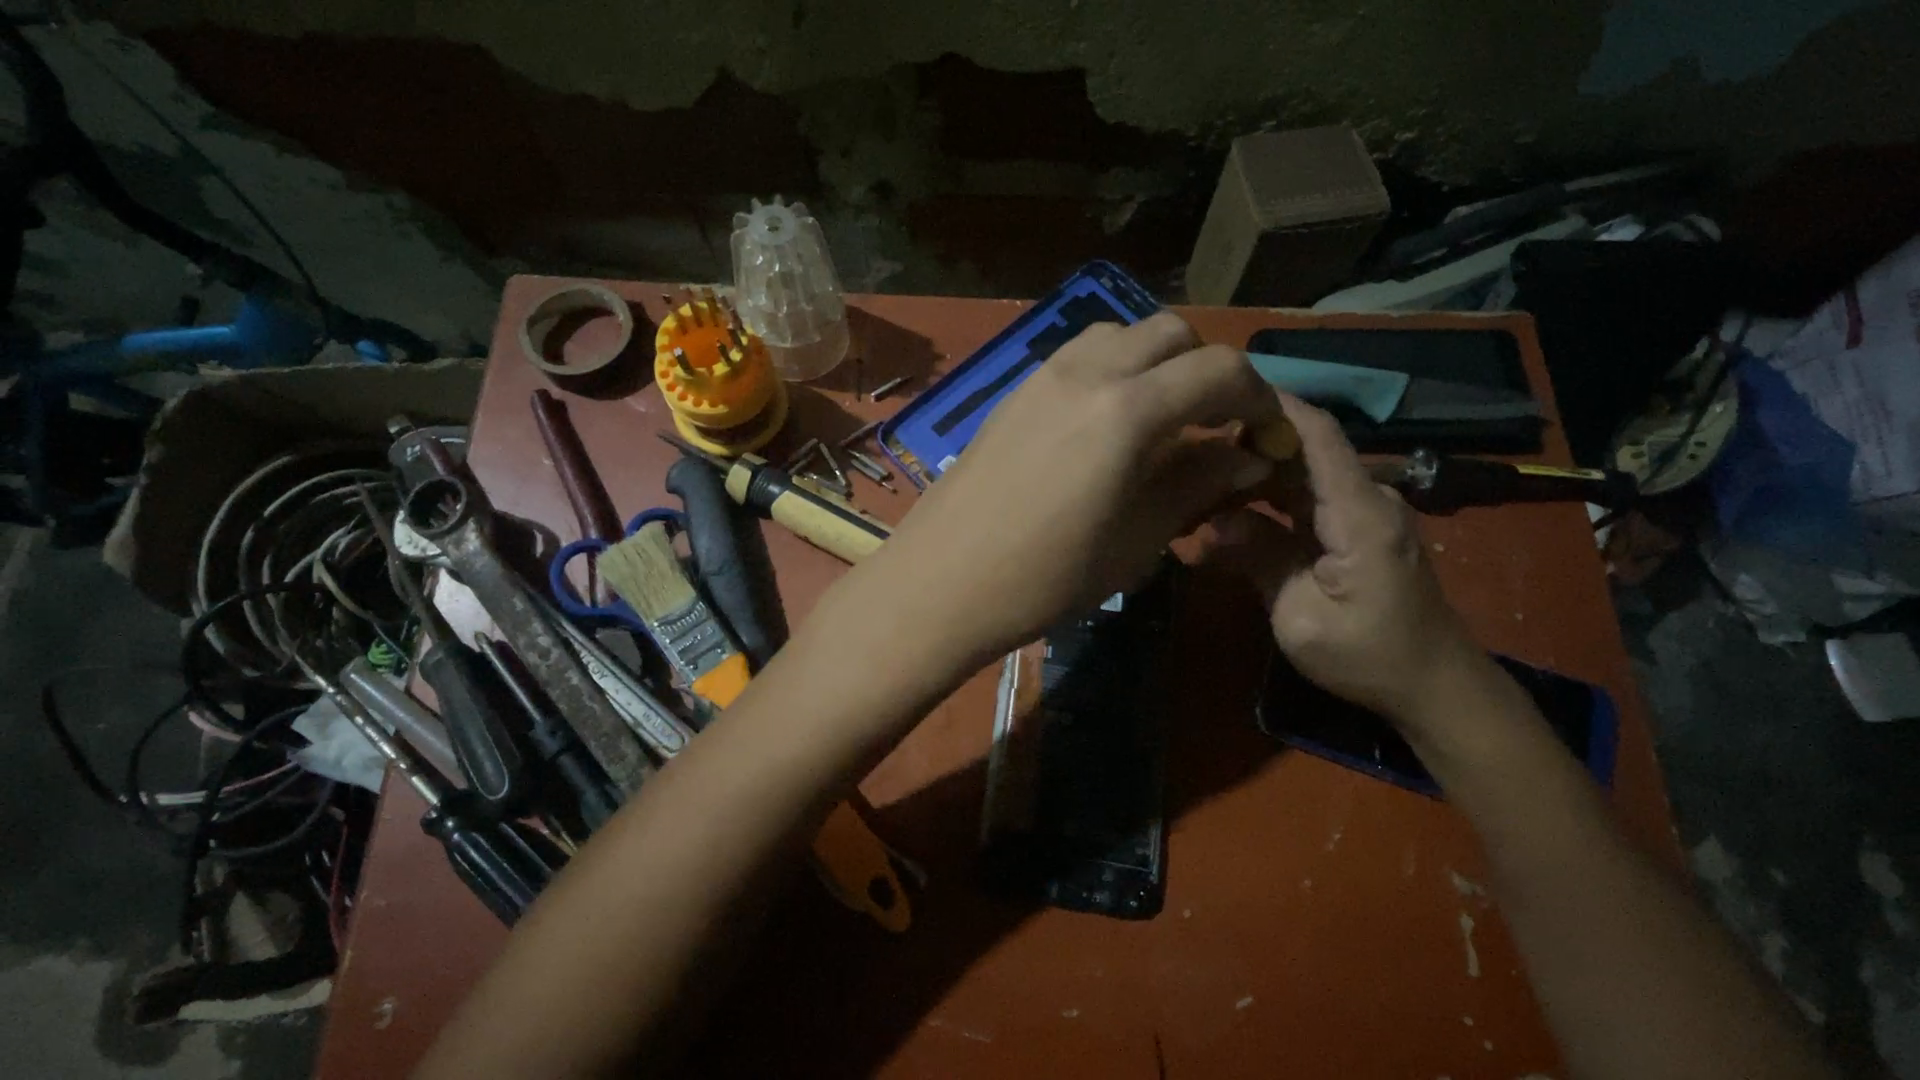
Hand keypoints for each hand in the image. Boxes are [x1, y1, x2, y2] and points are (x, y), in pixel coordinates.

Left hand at [865, 313, 1280, 663]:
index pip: (1220, 371)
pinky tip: (1110, 422)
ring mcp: (1045, 373)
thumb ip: (1198, 484)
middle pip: (1173, 332)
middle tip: (1215, 423)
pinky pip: (1081, 353)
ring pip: (1123, 332)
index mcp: (1128, 409)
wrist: (942, 581)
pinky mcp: (1017, 388)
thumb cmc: (1047, 577)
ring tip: (1163, 418)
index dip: (1259, 398)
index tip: (1267, 434)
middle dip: (1209, 368)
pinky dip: (1115, 367)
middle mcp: (1089, 370)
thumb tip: (1247, 455)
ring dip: (1158, 361)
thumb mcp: (1138, 539)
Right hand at [1208, 395, 1482, 726]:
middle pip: (1304, 448)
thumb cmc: (1368, 656)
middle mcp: (1367, 497)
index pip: (1315, 432)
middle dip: (1247, 443)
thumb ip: (1259, 557)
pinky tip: (1230, 514)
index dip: (1269, 406)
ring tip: (1198, 484)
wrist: (1435, 687)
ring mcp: (1364, 513)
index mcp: (1358, 511)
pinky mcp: (1358, 531)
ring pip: (1302, 473)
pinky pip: (1309, 500)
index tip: (1215, 396)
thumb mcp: (1299, 615)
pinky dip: (1270, 501)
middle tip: (1188, 453)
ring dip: (1254, 475)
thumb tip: (1212, 521)